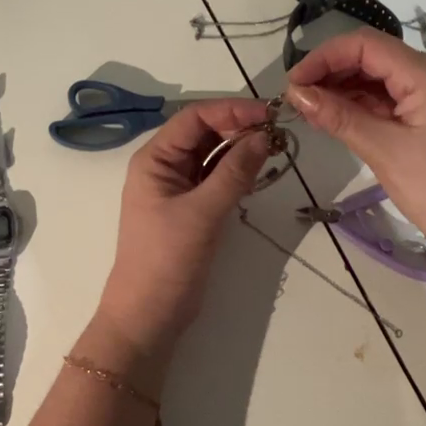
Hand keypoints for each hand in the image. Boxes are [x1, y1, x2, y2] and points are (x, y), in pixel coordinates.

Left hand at [92, 98, 271, 378]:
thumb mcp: (202, 213)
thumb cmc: (166, 260)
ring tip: (274, 148)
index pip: (194, 117)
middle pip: (204, 132)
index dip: (230, 109)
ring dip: (240, 148)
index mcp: (154, 159)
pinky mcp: (192, 208)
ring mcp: (178, 188)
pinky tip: (259, 172)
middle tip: (276, 132)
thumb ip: (234, 173)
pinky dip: (237, 171)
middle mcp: (164, 166)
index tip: (268, 114)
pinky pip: (216, 177)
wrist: (149, 316)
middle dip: (238, 126)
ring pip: (212, 154)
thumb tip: (264, 136)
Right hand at [286, 29, 425, 253]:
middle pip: (371, 56)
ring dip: (341, 88)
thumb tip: (296, 93)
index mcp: (425, 74)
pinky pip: (386, 98)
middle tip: (296, 98)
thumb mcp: (383, 151)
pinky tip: (333, 118)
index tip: (293, 83)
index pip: (366, 45)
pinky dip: (358, 104)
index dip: (325, 56)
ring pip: (376, 77)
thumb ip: (339, 116)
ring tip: (309, 110)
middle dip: (331, 70)